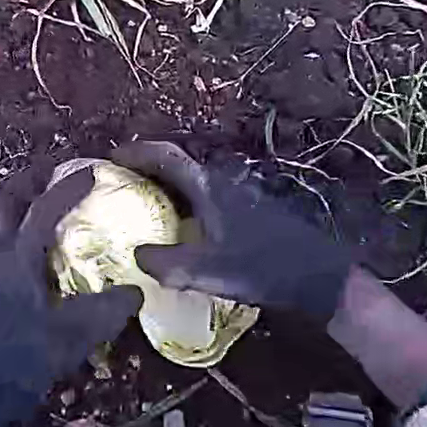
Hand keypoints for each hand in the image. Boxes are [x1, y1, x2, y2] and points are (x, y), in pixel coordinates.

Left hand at [0, 164, 139, 426]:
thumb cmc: (26, 360)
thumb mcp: (75, 335)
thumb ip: (109, 309)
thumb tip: (137, 289)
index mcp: (20, 261)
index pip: (43, 212)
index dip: (68, 188)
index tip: (92, 170)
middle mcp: (3, 258)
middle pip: (7, 204)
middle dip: (32, 181)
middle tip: (60, 172)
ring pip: (3, 221)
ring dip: (25, 202)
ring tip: (54, 198)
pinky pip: (8, 240)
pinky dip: (26, 227)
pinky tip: (49, 241)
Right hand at [111, 141, 352, 320]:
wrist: (314, 273)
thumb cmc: (260, 266)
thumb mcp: (208, 271)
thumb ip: (168, 264)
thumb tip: (137, 255)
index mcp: (209, 187)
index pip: (167, 157)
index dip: (138, 153)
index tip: (111, 156)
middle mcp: (221, 182)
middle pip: (177, 165)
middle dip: (147, 168)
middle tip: (119, 181)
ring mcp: (235, 193)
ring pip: (191, 181)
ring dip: (165, 185)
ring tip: (140, 202)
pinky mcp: (245, 208)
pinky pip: (203, 196)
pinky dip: (182, 201)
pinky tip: (177, 225)